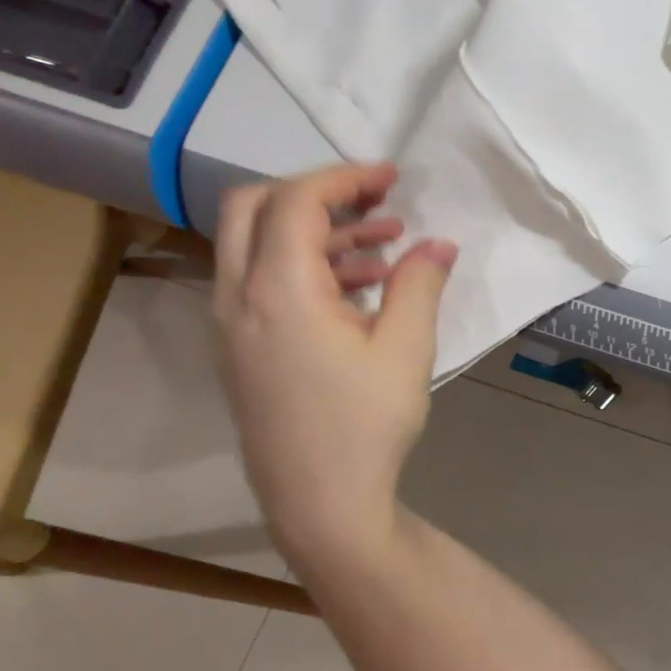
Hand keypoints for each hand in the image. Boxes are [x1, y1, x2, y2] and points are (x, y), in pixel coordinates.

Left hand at [214, 163, 456, 554]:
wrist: (320, 494)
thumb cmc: (367, 420)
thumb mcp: (406, 349)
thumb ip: (419, 286)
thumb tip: (438, 244)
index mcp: (278, 289)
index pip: (296, 204)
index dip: (344, 179)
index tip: (394, 176)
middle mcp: (238, 294)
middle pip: (254, 209)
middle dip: (317, 194)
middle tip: (378, 199)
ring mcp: (232, 321)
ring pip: (257, 246)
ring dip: (317, 231)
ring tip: (388, 243)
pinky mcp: (243, 345)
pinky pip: (262, 280)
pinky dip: (306, 265)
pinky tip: (363, 288)